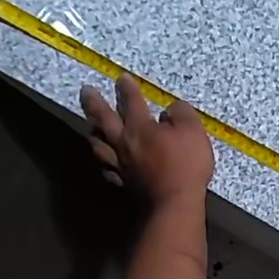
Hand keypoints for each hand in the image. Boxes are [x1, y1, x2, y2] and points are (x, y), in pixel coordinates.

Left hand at [79, 74, 214, 203]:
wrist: (174, 201)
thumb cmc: (185, 163)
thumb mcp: (193, 130)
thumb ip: (182, 114)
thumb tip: (170, 110)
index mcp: (140, 127)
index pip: (131, 102)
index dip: (127, 89)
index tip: (121, 78)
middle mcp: (124, 143)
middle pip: (103, 120)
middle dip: (94, 103)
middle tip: (85, 91)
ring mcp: (121, 164)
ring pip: (99, 145)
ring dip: (93, 132)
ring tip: (89, 126)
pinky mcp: (124, 182)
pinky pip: (108, 170)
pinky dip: (104, 163)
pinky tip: (105, 162)